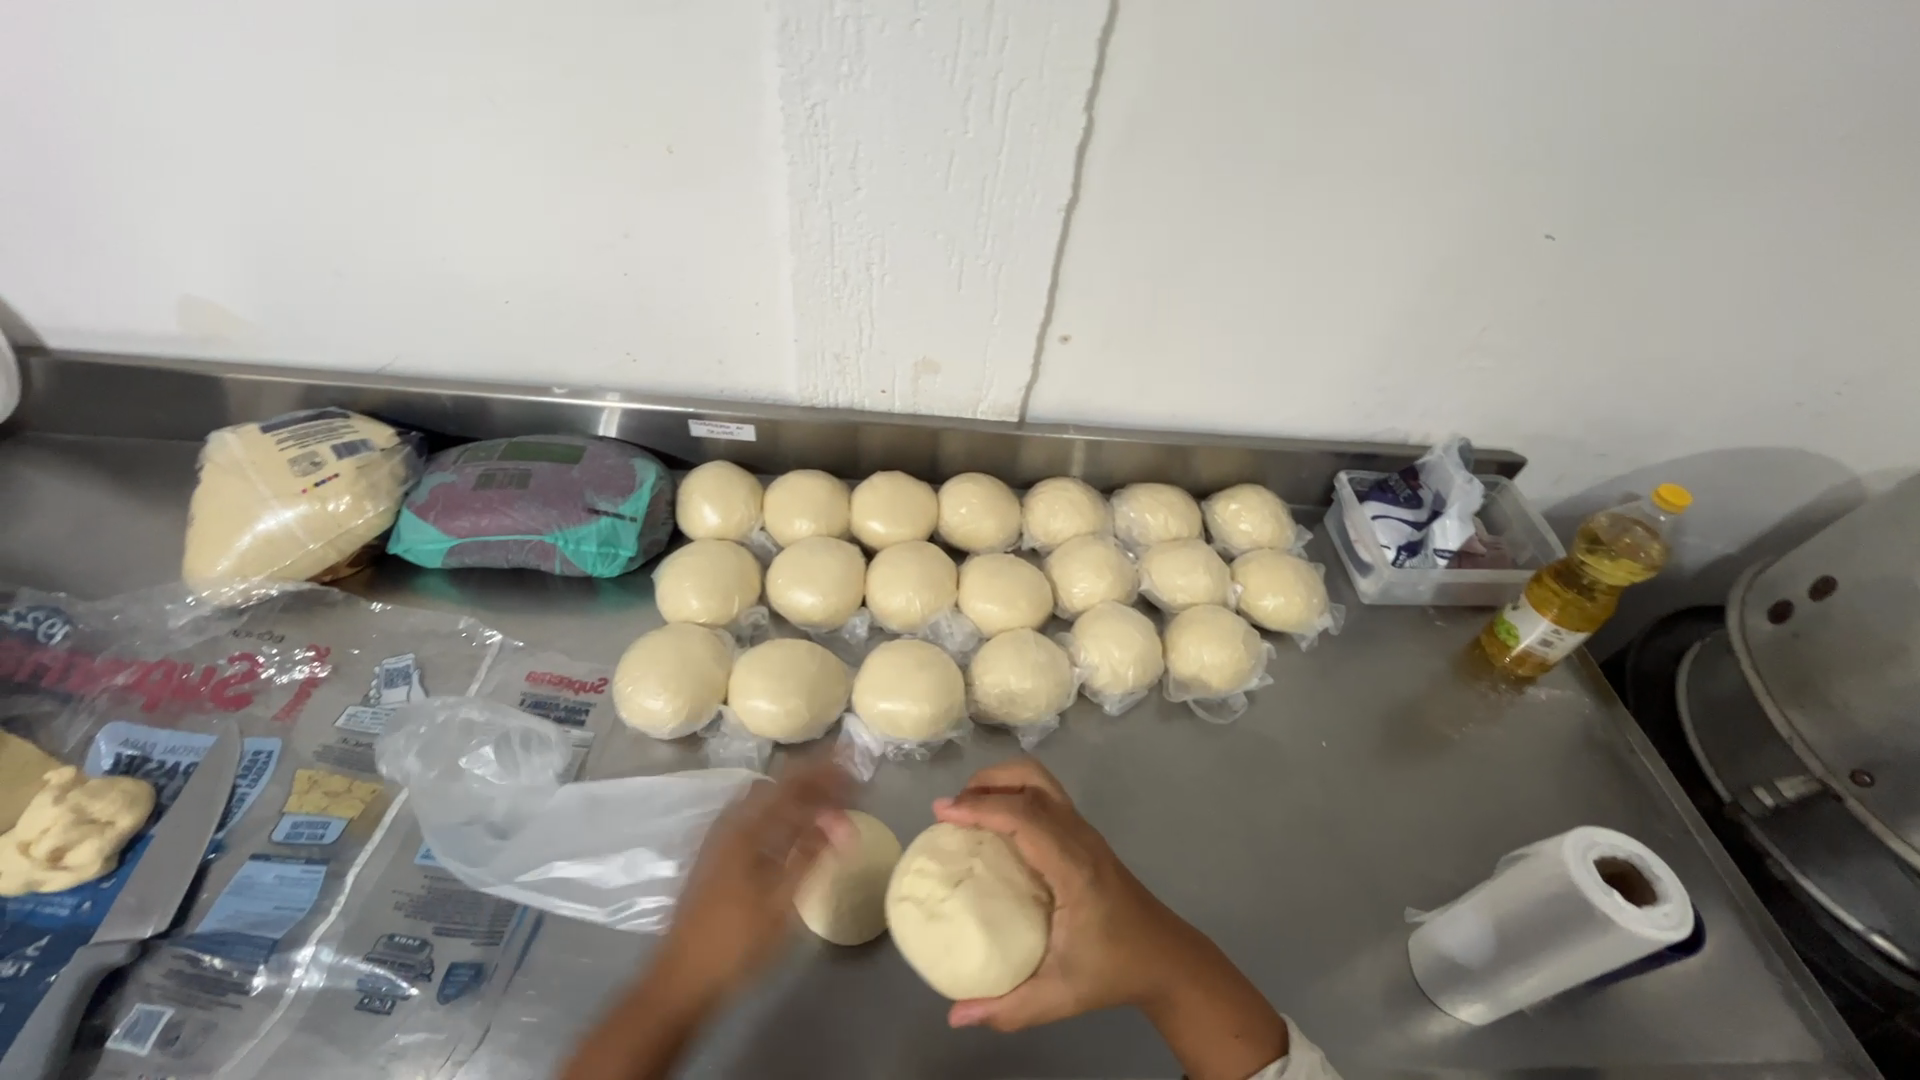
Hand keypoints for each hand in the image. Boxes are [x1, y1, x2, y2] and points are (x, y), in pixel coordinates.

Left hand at [652, 752, 852, 1006]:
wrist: (680, 979)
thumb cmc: (735, 943)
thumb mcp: (781, 903)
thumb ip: (811, 856)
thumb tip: (842, 821)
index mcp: (747, 829)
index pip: (794, 786)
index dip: (826, 774)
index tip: (854, 770)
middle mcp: (731, 823)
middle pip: (778, 786)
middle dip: (814, 781)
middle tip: (846, 787)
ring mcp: (720, 838)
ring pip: (765, 800)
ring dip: (796, 795)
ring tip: (826, 805)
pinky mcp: (716, 855)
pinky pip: (755, 816)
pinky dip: (780, 812)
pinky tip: (792, 831)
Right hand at [932, 757, 1186, 1030]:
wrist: (1167, 959)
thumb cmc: (1115, 971)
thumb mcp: (1062, 997)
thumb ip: (1009, 1009)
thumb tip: (956, 1016)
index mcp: (1074, 868)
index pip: (1025, 817)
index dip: (981, 808)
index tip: (941, 813)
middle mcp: (1080, 837)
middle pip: (1033, 780)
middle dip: (987, 782)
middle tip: (952, 810)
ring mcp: (1085, 831)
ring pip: (1042, 781)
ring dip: (1002, 782)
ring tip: (967, 810)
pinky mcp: (1084, 835)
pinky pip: (1046, 797)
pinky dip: (1015, 795)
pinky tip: (995, 825)